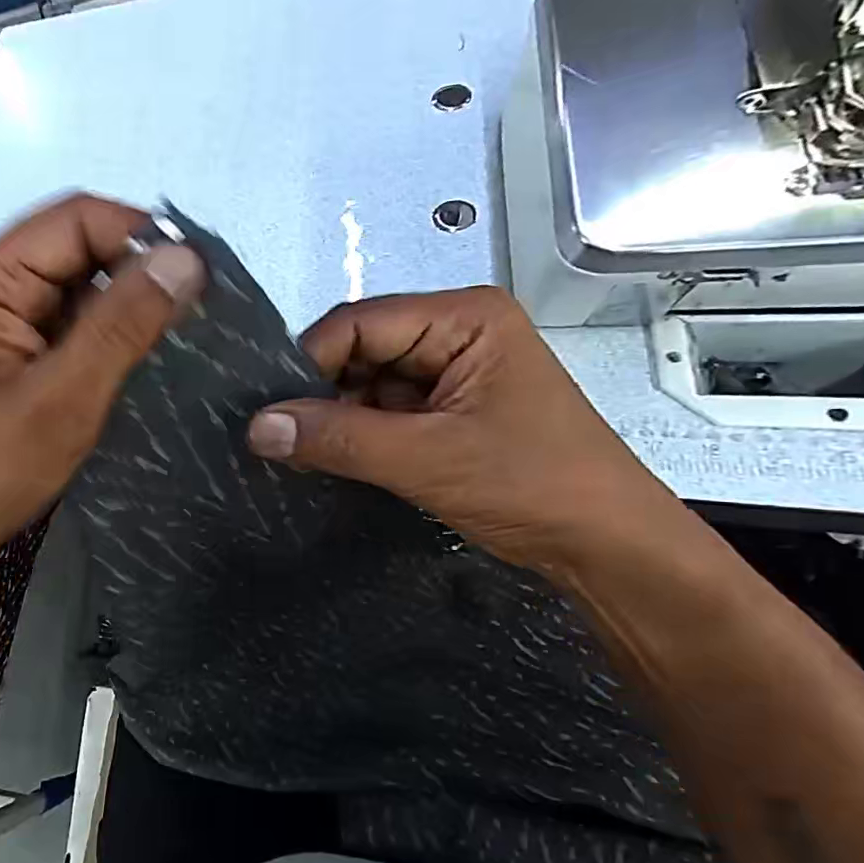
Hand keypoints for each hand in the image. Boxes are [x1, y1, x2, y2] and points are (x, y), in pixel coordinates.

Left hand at [0, 194, 206, 561]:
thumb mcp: (68, 394)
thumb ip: (124, 323)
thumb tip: (186, 260)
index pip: (74, 220)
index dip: (138, 234)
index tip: (196, 273)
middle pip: (77, 243)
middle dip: (137, 267)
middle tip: (195, 304)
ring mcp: (2, 313)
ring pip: (82, 279)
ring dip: (130, 297)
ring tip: (178, 326)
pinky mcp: (18, 343)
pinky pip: (75, 314)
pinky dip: (114, 324)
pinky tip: (144, 347)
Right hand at [244, 286, 694, 574]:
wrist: (606, 545)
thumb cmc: (533, 485)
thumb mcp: (428, 459)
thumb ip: (340, 439)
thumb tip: (257, 427)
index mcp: (464, 317)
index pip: (360, 322)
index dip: (310, 362)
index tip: (266, 410)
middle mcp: (458, 334)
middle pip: (365, 352)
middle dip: (324, 396)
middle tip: (275, 438)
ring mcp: (457, 376)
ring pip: (374, 387)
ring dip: (343, 422)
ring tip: (299, 455)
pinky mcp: (455, 414)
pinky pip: (393, 415)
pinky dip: (365, 439)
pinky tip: (335, 461)